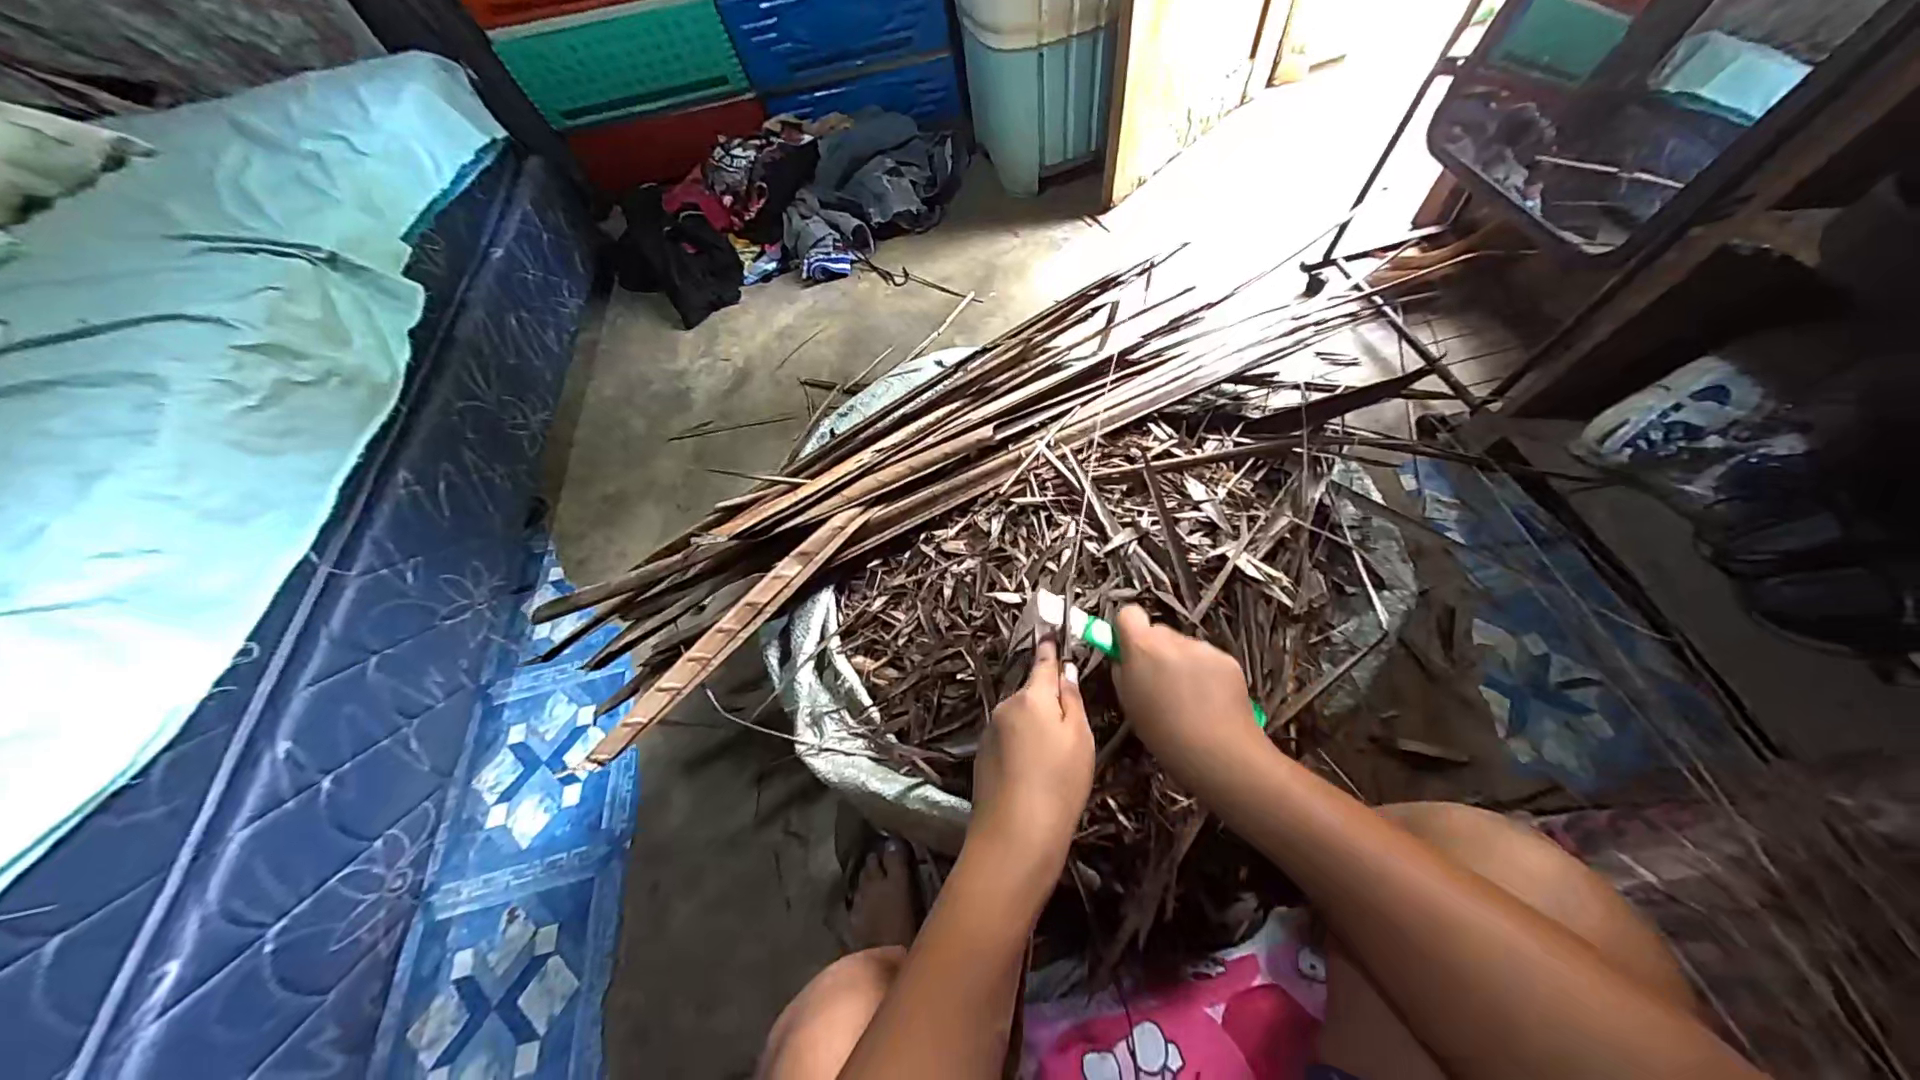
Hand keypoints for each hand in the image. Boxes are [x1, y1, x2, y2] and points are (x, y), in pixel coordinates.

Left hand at [969, 640, 1093, 868]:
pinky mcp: (982, 756)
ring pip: (1019, 717)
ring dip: (1034, 726)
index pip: (1043, 662)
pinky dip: (1022, 746)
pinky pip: (1008, 739)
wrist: (1015, 834)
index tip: (1050, 631)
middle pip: (1031, 693)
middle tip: (1071, 729)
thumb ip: (1072, 699)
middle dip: (1047, 700)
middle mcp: (1005, 707)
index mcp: (1031, 697)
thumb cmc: (1059, 782)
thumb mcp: (1079, 738)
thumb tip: (1065, 670)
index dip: (1050, 648)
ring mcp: (990, 731)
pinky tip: (1034, 773)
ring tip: (1055, 760)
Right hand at [1111, 605, 1265, 790]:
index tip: (1128, 650)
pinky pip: (1208, 659)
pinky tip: (1209, 701)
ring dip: (1181, 663)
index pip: (1128, 613)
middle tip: (1158, 682)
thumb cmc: (1163, 733)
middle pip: (1159, 632)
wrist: (1218, 752)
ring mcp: (1203, 648)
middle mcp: (1173, 640)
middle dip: (1156, 650)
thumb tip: (1124, 658)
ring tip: (1187, 698)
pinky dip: (1205, 673)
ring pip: (1184, 647)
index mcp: (1142, 647)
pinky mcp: (1227, 659)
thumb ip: (1123, 671)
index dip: (1126, 629)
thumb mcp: (1128, 702)